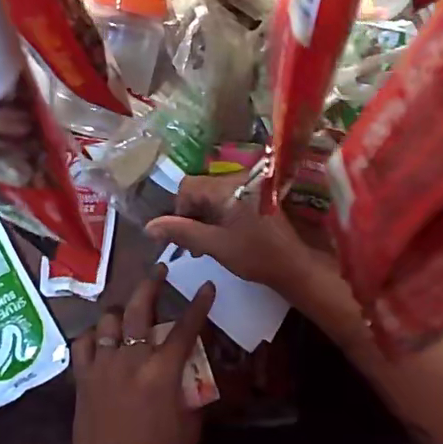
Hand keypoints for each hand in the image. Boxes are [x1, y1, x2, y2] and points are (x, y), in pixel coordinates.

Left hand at [62, 268, 215, 443]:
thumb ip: (193, 391)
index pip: (185, 327)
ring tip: (130, 307)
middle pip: (139, 309)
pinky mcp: (83, 381)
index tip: (207, 286)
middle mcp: (131, 362)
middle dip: (152, 284)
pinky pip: (84, 344)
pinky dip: (95, 335)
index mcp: (162, 373)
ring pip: (109, 321)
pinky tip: (102, 336)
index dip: (199, 304)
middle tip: (160, 270)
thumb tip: (196, 371)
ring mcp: (103, 369)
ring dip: (122, 310)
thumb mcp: (190, 424)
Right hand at [143, 173, 364, 342]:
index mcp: (228, 186)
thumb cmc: (255, 255)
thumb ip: (182, 232)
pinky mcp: (258, 196)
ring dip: (205, 217)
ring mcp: (251, 186)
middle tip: (193, 245)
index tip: (182, 236)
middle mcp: (240, 179)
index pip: (188, 186)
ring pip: (214, 195)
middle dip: (191, 215)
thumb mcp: (214, 245)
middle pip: (201, 189)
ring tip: (205, 245)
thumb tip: (149, 226)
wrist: (294, 264)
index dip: (179, 210)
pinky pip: (229, 198)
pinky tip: (221, 237)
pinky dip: (220, 215)